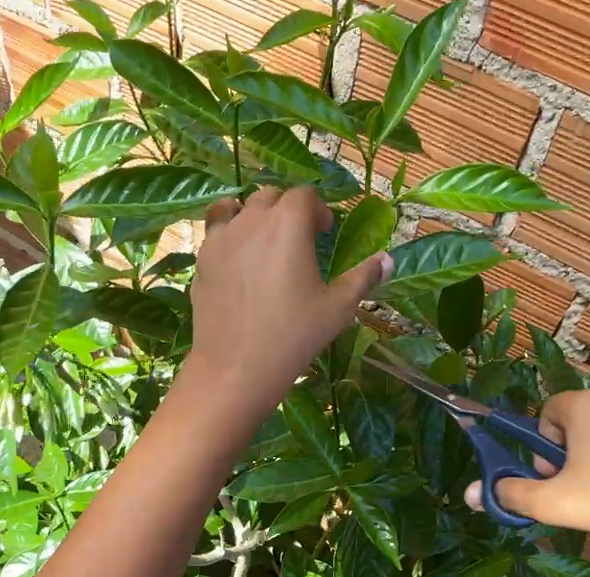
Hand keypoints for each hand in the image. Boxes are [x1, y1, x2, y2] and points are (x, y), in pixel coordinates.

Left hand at [179, 186, 392, 414]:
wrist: (236, 368)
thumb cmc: (293, 336)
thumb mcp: (337, 308)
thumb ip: (362, 278)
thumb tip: (388, 260)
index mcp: (289, 223)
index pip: (304, 196)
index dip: (317, 209)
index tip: (325, 231)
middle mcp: (251, 220)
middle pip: (269, 197)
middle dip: (286, 210)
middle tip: (297, 238)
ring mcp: (221, 239)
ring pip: (235, 209)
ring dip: (252, 216)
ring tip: (262, 242)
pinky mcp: (201, 261)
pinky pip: (214, 234)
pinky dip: (227, 237)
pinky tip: (237, 263)